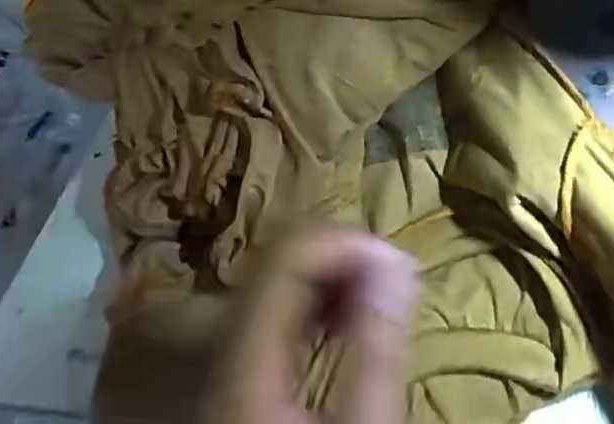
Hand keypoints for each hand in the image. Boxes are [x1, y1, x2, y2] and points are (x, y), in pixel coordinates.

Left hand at [203, 228, 419, 423]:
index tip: (395, 265)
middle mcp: (216, 351)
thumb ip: (378, 345)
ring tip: (372, 304)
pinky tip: (340, 324)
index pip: (287, 257)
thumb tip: (397, 261)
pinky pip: (270, 304)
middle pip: (276, 258)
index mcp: (243, 366)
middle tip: (389, 285)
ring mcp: (217, 360)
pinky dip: (313, 298)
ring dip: (330, 275)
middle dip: (342, 255)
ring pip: (273, 276)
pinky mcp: (229, 371)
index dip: (346, 242)